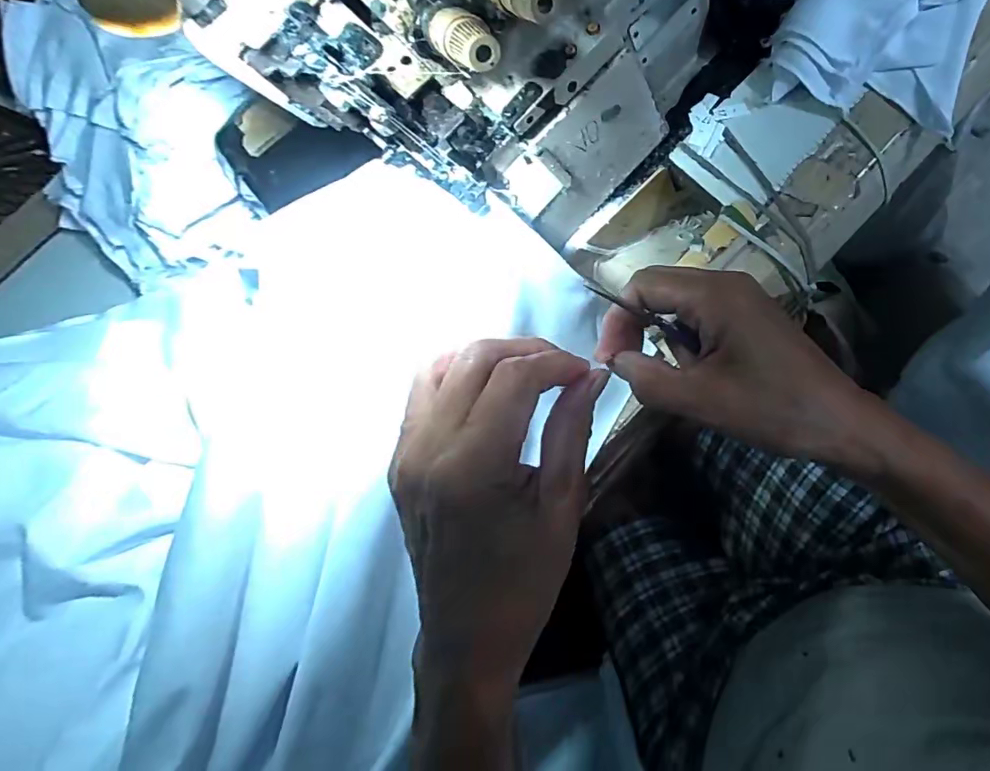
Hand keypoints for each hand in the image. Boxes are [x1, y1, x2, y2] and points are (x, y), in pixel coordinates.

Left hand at [390, 338, 607, 701]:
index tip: (586, 371)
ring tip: (529, 372)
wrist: (464, 640)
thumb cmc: (524, 582)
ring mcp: (405, 452)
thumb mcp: (562, 507)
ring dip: (490, 356)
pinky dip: (459, 374)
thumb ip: (572, 430)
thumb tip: (591, 375)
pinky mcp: (398, 459)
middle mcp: (428, 448)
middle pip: (475, 358)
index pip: (514, 377)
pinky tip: (489, 390)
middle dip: (526, 350)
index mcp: (472, 466)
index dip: (556, 362)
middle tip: (563, 368)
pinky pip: (423, 391)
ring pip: (443, 364)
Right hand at [595, 267, 877, 468]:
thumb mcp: (700, 400)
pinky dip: (688, 337)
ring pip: (680, 301)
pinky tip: (699, 370)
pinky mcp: (752, 313)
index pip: (642, 285)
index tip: (612, 361)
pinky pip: (703, 312)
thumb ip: (647, 377)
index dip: (618, 320)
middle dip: (636, 324)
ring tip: (674, 375)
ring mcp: (743, 295)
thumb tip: (616, 360)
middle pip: (659, 287)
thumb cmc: (771, 409)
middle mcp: (727, 282)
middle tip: (631, 367)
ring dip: (664, 333)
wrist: (841, 422)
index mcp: (714, 294)